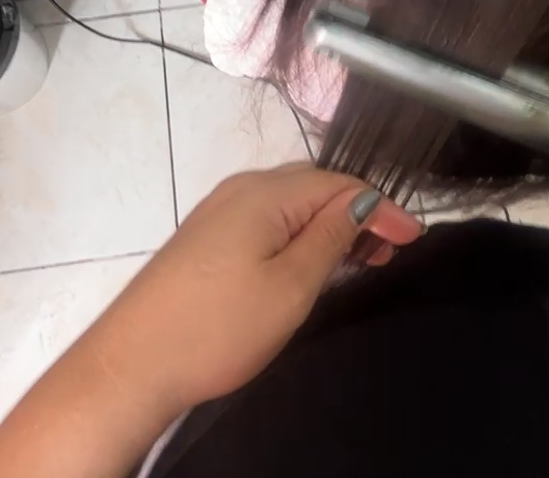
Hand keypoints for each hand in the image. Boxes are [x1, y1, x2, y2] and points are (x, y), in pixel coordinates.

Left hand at [78, 164, 421, 415]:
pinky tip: (312, 259)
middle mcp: (241, 188)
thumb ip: (331, 237)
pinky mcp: (208, 234)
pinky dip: (300, 232)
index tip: (416, 237)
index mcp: (264, 193)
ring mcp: (220, 210)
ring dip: (329, 222)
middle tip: (391, 249)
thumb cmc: (218, 327)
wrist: (131, 364)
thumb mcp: (289, 286)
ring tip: (361, 257)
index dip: (380, 207)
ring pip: (290, 202)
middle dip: (357, 210)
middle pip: (314, 186)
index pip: (338, 184)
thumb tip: (362, 199)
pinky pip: (268, 218)